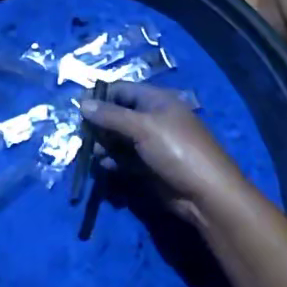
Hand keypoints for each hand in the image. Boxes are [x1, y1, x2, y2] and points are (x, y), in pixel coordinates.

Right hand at [80, 82, 246, 224]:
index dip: (100, 96)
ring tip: (90, 151)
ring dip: (104, 144)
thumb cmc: (177, 150)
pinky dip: (114, 161)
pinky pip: (126, 160)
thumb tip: (82, 104)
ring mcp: (153, 145)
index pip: (122, 90)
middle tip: (80, 132)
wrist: (208, 197)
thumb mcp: (142, 127)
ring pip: (120, 139)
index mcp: (156, 101)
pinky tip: (104, 166)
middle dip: (99, 123)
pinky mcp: (151, 168)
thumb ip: (110, 116)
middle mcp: (153, 119)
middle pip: (119, 115)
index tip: (78, 106)